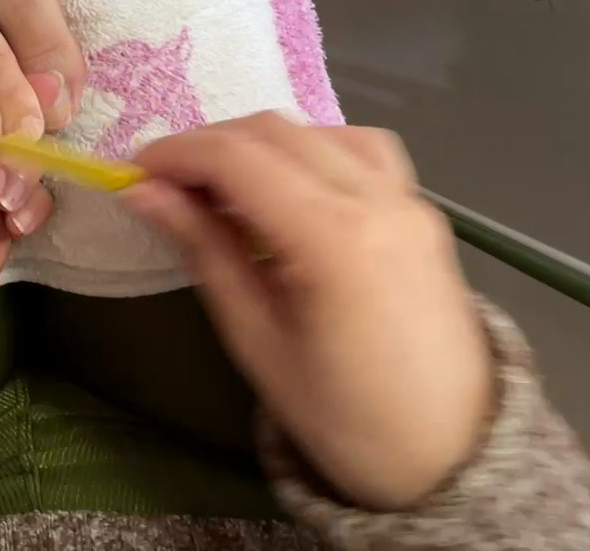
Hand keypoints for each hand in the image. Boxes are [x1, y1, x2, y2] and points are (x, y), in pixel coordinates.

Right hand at [124, 115, 493, 510]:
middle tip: (166, 181)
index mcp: (332, 238)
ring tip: (221, 181)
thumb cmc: (341, 414)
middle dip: (206, 144)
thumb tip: (142, 191)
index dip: (176, 153)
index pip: (236, 158)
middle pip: (271, 131)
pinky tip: (288, 179)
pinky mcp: (420, 208)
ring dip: (255, 141)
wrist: (453, 460)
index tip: (135, 171)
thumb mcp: (254, 336)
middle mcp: (375, 199)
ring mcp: (407, 199)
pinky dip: (308, 145)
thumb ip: (202, 247)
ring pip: (313, 129)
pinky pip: (359, 147)